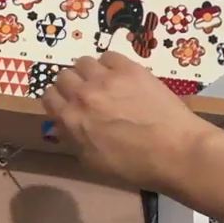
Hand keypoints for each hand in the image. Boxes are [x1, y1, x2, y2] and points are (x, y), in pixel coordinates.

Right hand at [40, 51, 223, 191]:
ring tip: (101, 81)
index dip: (56, 100)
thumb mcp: (91, 161)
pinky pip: (109, 56)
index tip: (65, 104)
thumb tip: (63, 125)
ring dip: (88, 72)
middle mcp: (82, 94)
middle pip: (63, 76)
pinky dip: (109, 64)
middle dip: (70, 85)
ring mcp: (106, 79)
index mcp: (70, 119)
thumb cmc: (132, 165)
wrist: (174, 151)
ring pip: (83, 62)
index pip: (48, 97)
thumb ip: (72, 139)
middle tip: (84, 94)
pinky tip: (119, 75)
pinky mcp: (130, 69)